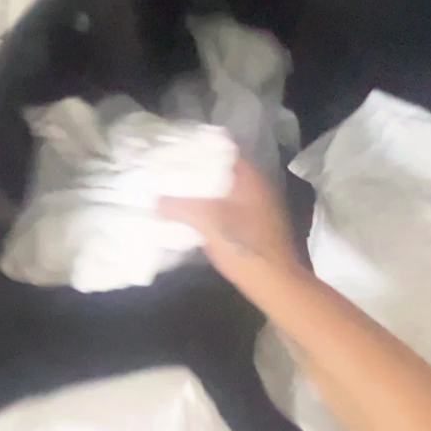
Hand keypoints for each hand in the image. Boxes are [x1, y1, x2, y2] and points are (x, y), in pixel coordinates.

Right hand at [161, 158, 310, 293]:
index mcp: (250, 179)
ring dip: (203, 190)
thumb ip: (179, 206)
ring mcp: (258, 208)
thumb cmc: (243, 245)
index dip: (200, 147)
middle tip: (171, 171)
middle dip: (198, 170)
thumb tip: (157, 202)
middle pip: (223, 170)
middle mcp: (257, 188)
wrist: (274, 283)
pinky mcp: (254, 226)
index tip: (176, 150)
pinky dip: (210, 207)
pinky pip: (227, 207)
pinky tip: (193, 215)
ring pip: (224, 190)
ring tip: (177, 191)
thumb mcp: (206, 222)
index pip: (224, 150)